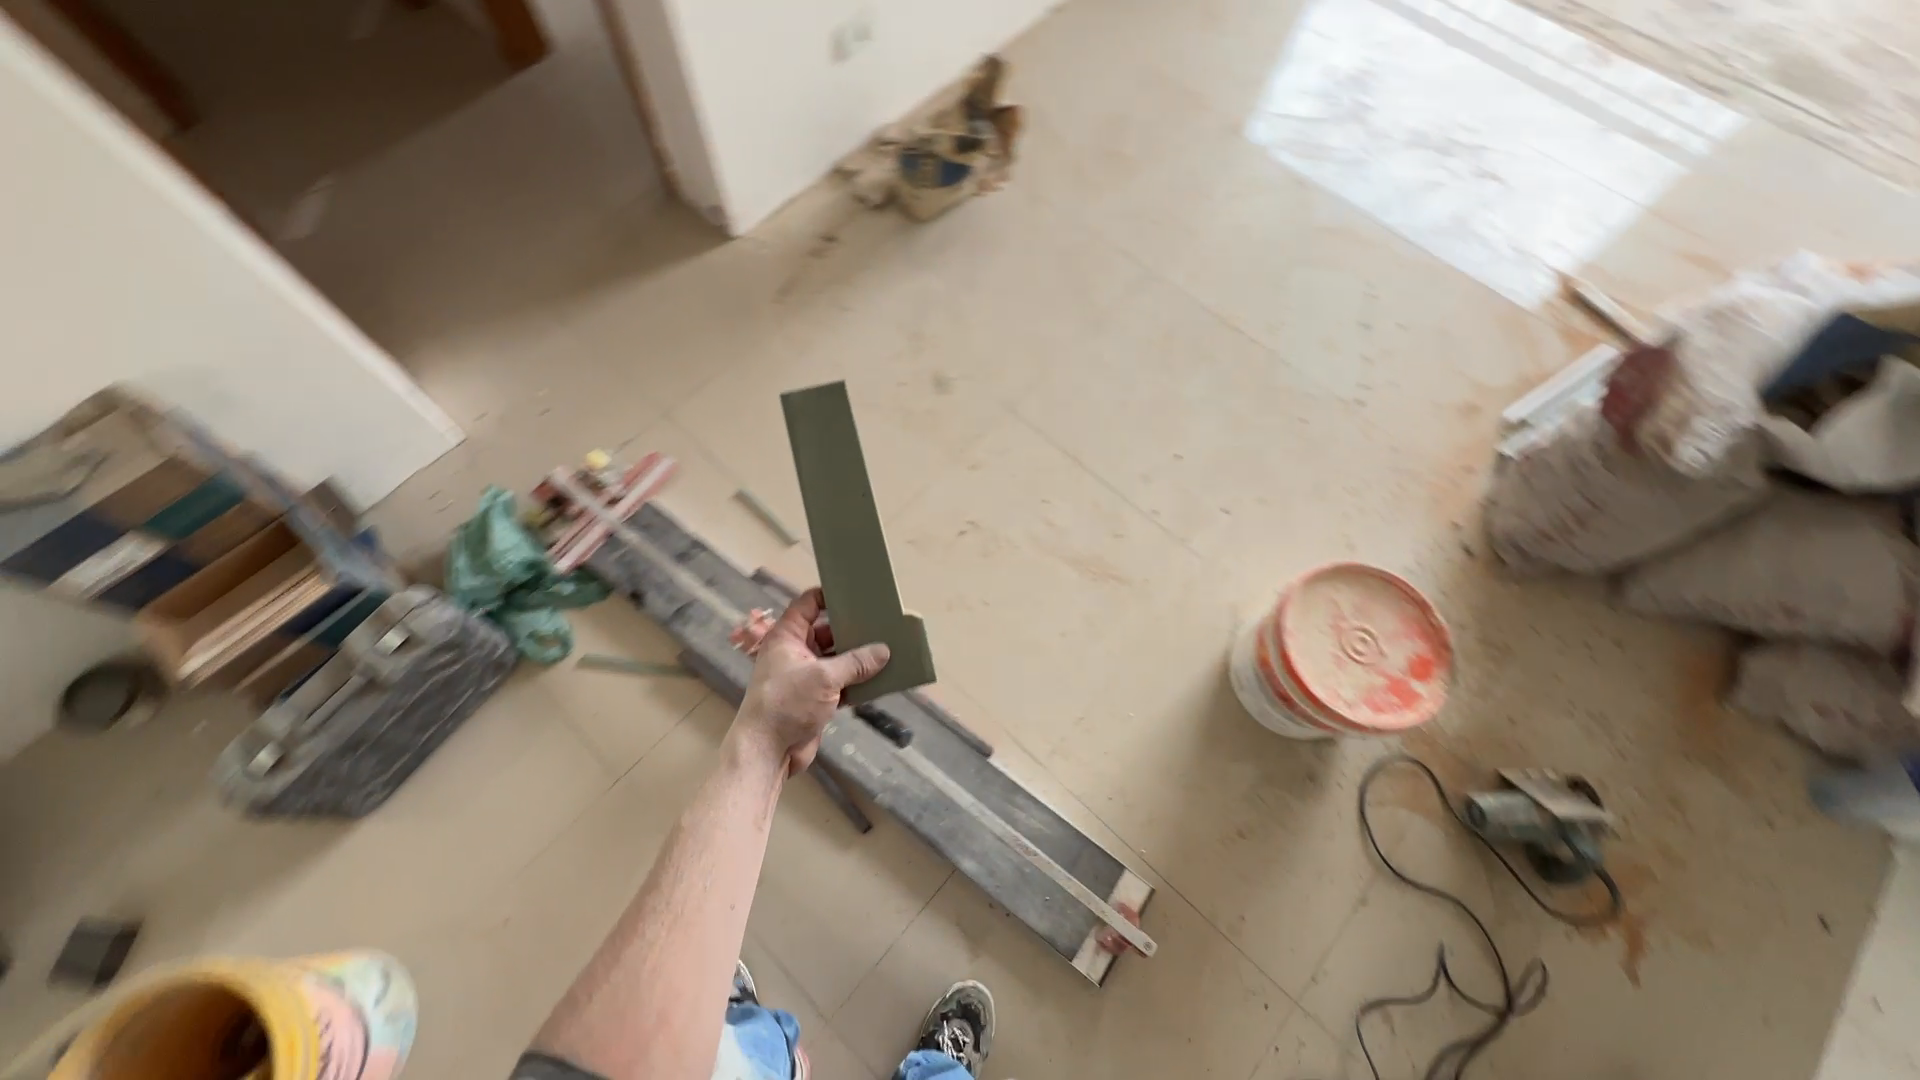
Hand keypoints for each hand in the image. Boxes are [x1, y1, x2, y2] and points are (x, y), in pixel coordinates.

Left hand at [733, 588, 889, 774]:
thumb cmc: (786, 703)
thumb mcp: (824, 677)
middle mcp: (795, 652)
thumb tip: (883, 651)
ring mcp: (804, 677)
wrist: (767, 751)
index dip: (829, 595)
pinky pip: (840, 683)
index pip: (808, 604)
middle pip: (826, 632)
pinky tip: (880, 679)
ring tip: (887, 649)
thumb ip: (855, 663)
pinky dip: (857, 682)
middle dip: (851, 629)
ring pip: (836, 660)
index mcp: (787, 636)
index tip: (856, 593)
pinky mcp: (814, 699)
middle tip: (881, 623)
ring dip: (857, 658)